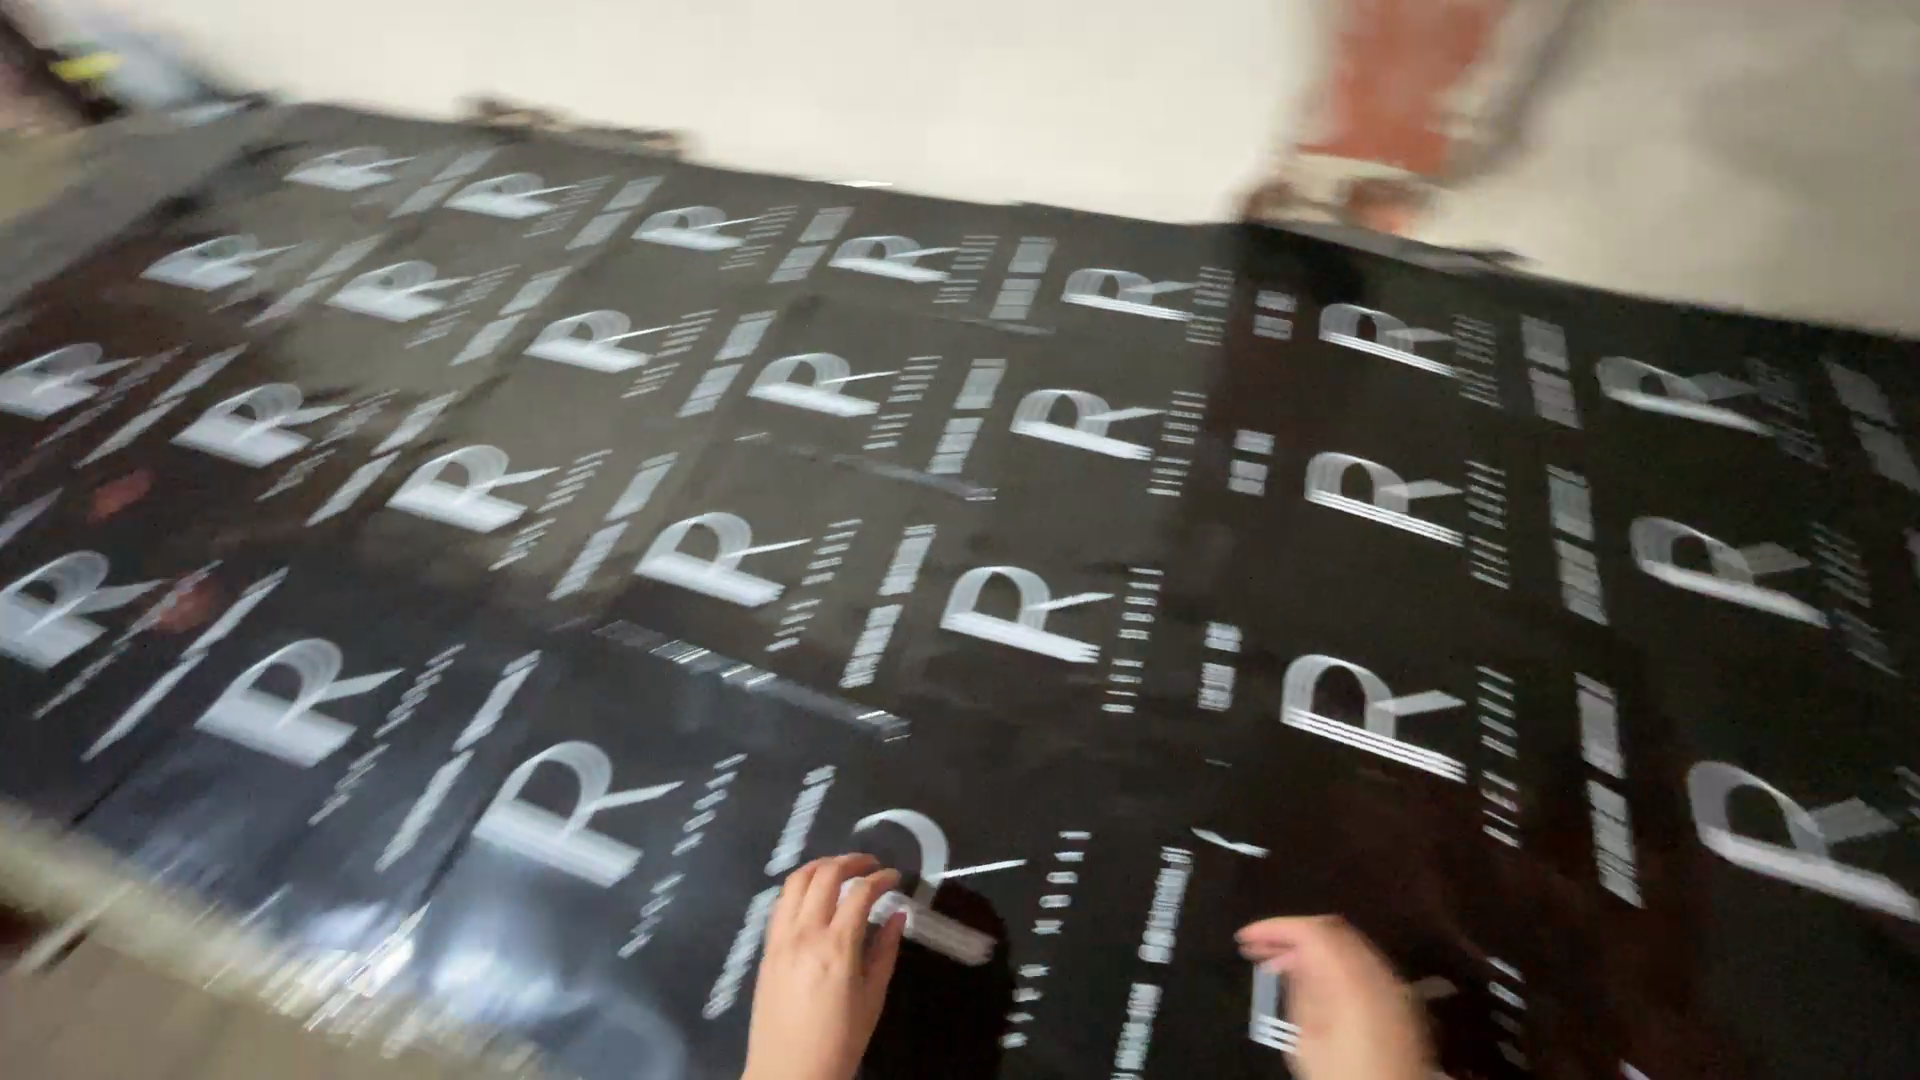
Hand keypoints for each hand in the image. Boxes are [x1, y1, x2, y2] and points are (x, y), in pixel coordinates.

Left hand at [743, 854, 907, 1079]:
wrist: (788, 1076)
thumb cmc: (839, 1042)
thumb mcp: (872, 998)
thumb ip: (885, 950)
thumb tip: (898, 914)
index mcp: (837, 947)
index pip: (861, 892)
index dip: (882, 878)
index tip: (895, 877)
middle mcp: (806, 933)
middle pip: (826, 875)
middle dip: (852, 861)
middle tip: (871, 865)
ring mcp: (781, 938)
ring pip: (797, 880)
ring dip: (822, 866)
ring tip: (841, 869)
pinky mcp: (767, 948)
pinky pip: (781, 902)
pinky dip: (800, 887)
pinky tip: (814, 894)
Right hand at [1237, 915, 1432, 1079]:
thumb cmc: (1344, 1078)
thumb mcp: (1309, 1042)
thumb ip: (1300, 991)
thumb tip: (1289, 960)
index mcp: (1354, 982)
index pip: (1311, 931)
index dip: (1275, 927)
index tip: (1246, 938)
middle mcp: (1379, 976)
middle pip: (1330, 931)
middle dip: (1290, 934)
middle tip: (1257, 947)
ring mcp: (1394, 990)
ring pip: (1345, 946)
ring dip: (1309, 948)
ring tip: (1276, 964)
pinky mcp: (1399, 1006)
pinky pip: (1359, 966)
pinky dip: (1331, 963)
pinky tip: (1310, 980)